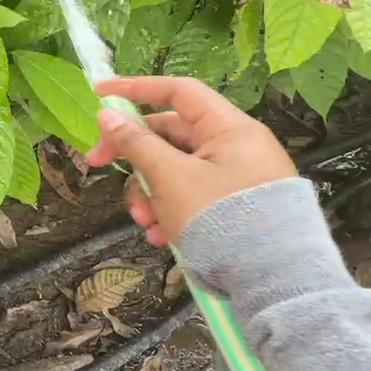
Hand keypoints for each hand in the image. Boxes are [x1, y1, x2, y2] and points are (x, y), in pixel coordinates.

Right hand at [83, 76, 296, 245]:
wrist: (276, 282)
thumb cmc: (221, 217)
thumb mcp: (168, 176)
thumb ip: (135, 143)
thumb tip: (107, 115)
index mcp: (230, 130)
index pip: (178, 92)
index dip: (135, 88)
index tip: (97, 94)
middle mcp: (235, 148)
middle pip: (167, 135)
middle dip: (132, 156)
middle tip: (95, 165)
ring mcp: (234, 179)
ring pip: (172, 169)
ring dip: (146, 191)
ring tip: (143, 220)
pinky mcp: (231, 207)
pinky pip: (187, 195)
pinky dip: (166, 210)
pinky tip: (160, 234)